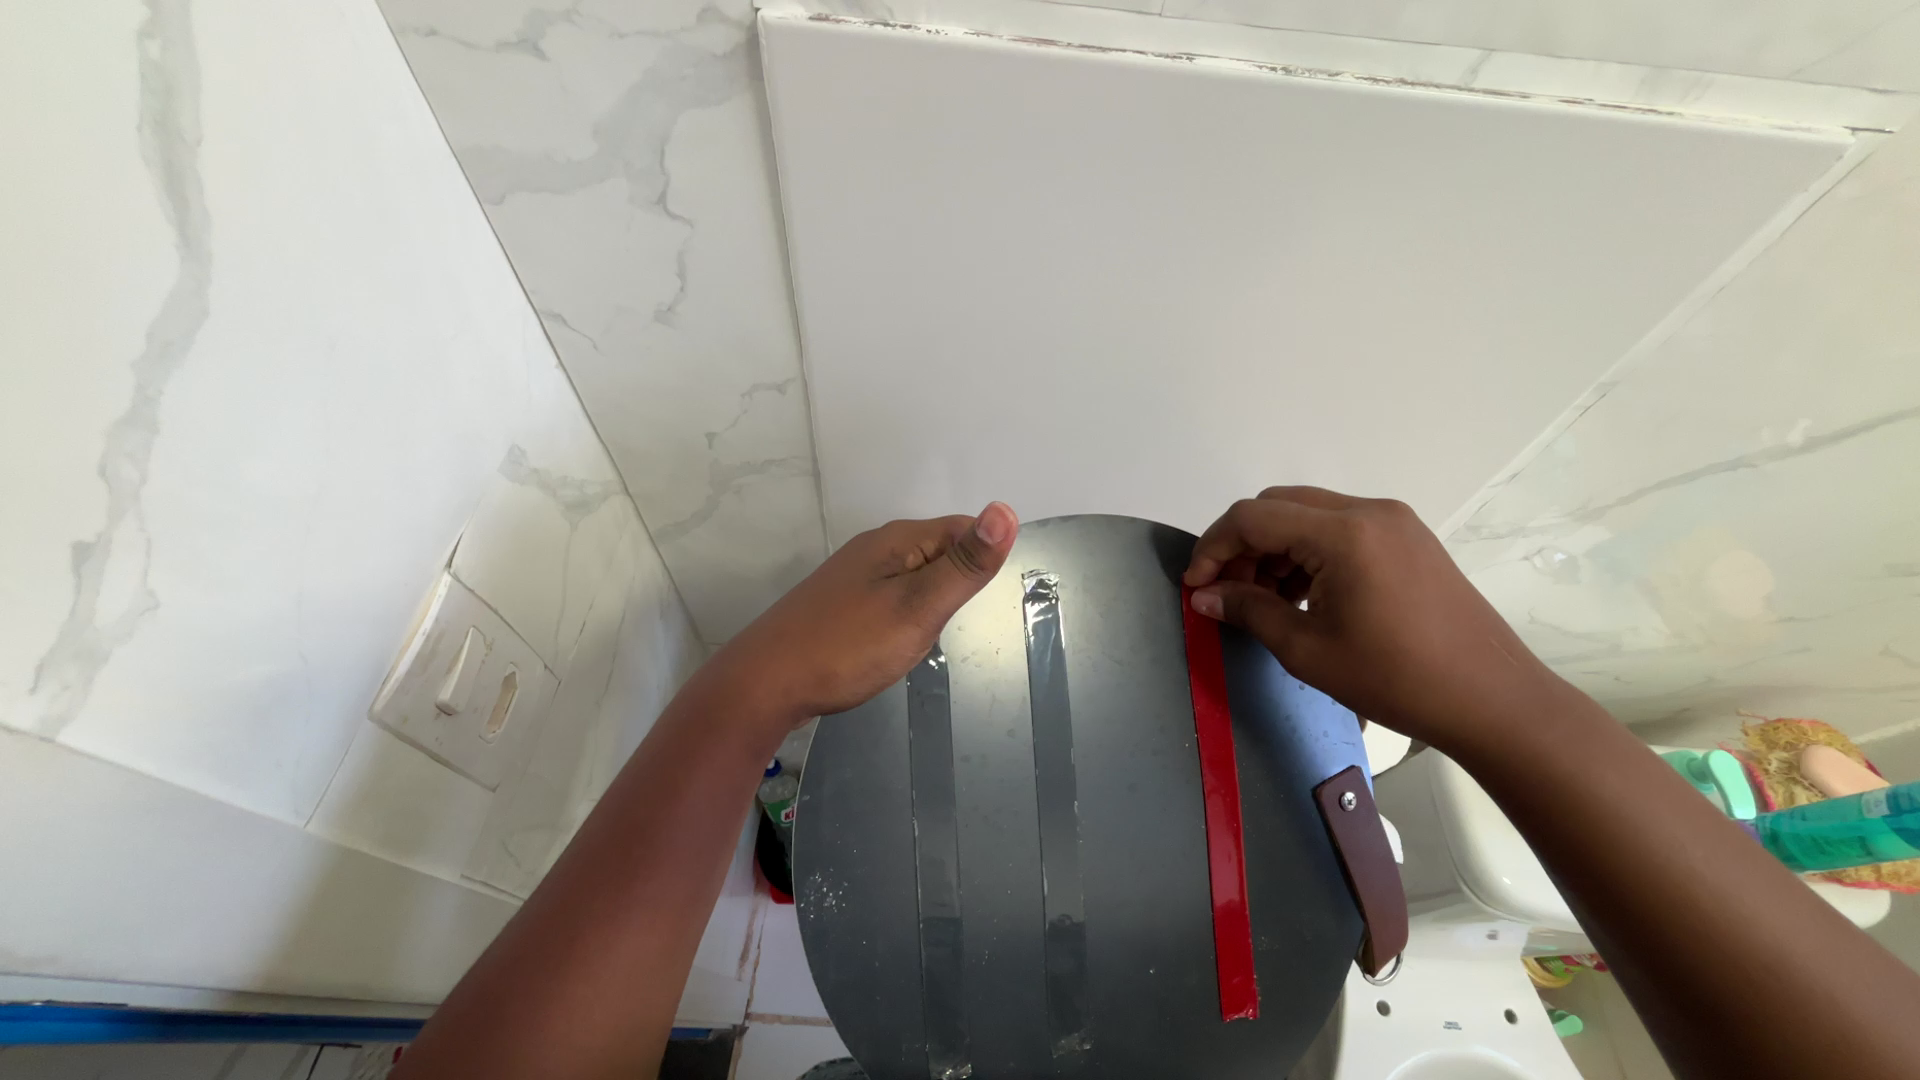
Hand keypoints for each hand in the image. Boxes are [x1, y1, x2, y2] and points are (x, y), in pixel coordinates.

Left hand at [713, 503, 1019, 723]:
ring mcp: (852, 577)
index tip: (981, 602)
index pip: (962, 529)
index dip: (981, 560)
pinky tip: (891, 646)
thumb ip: (964, 565)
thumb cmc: (848, 647)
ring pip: (913, 579)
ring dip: (929, 605)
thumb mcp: (918, 607)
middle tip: (947, 628)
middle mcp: (874, 550)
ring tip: (919, 642)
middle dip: (955, 586)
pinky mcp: (839, 605)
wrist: (765, 685)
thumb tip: (1005, 511)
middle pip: (938, 552)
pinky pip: (889, 599)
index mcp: (897, 541)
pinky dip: (902, 619)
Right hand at [1184, 487, 1558, 753]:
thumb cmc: (1395, 678)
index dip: (1213, 547)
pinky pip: (1339, 530)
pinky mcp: (1408, 539)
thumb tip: (1204, 596)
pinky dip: (1307, 553)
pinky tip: (1302, 596)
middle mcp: (1368, 511)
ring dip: (1273, 549)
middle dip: (1242, 545)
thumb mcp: (1307, 649)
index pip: (1253, 517)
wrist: (1493, 701)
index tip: (1196, 586)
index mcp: (1343, 533)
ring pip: (1307, 516)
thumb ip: (1249, 610)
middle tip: (1227, 592)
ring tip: (1263, 600)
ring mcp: (1393, 522)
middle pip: (1278, 506)